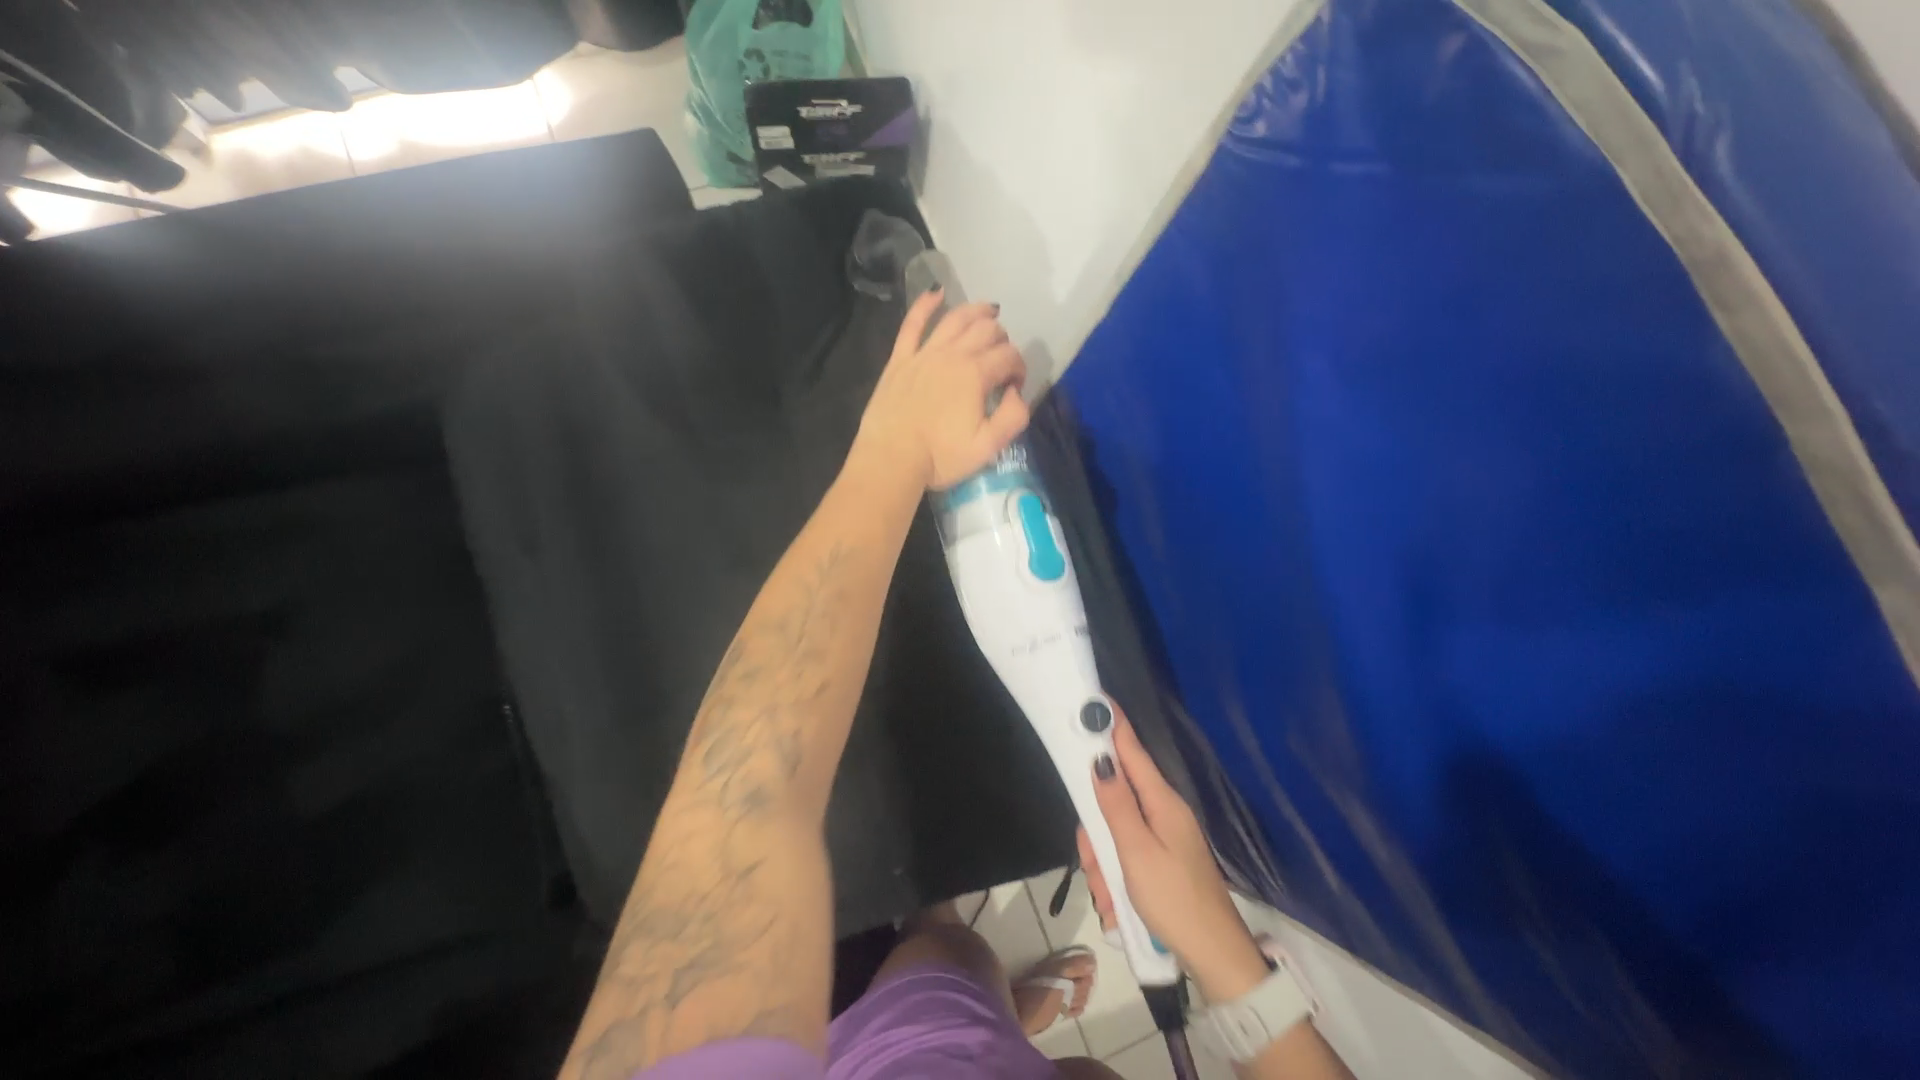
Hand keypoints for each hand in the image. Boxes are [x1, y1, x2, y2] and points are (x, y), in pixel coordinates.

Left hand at [854, 290, 1029, 490]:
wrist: (891, 459)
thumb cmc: (941, 456)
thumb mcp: (988, 446)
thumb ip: (1013, 416)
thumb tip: (1016, 393)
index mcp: (976, 374)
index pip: (1009, 356)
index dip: (1019, 368)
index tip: (1015, 387)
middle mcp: (952, 354)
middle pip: (986, 331)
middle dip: (1002, 338)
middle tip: (1002, 355)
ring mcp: (924, 353)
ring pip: (955, 319)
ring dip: (976, 311)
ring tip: (989, 311)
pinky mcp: (900, 359)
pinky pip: (912, 323)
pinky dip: (925, 304)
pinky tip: (936, 293)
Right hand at [1080, 712, 1269, 1002]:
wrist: (1213, 954)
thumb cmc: (1173, 898)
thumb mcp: (1136, 852)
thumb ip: (1115, 804)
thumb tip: (1101, 759)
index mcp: (1162, 802)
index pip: (1132, 751)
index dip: (1113, 726)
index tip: (1094, 701)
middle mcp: (1164, 812)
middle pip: (1113, 798)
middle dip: (1095, 832)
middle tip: (1093, 863)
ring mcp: (1164, 837)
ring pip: (1114, 832)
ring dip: (1103, 863)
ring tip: (1110, 896)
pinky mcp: (1161, 860)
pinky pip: (1125, 855)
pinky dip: (1115, 877)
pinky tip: (1118, 904)